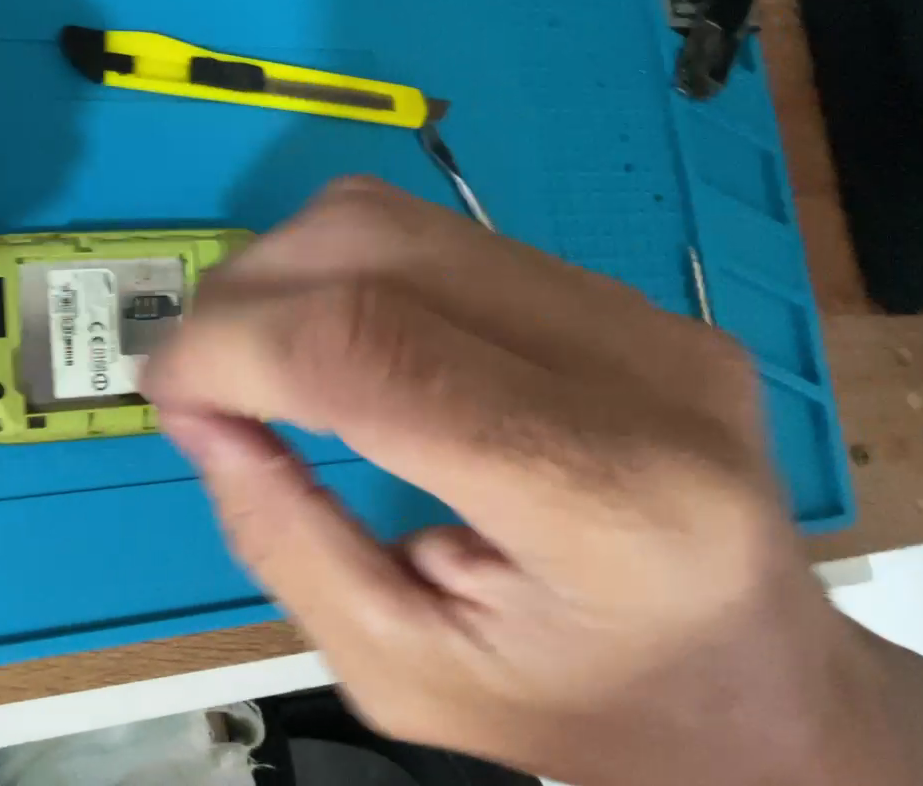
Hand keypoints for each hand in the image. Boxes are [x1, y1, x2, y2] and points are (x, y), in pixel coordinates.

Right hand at [143, 178, 895, 785]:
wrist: (758, 686)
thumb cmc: (579, 704)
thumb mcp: (397, 669)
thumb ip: (278, 535)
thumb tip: (199, 411)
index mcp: (603, 500)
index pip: (364, 348)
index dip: (227, 347)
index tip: (164, 390)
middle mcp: (634, 368)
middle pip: (369, 248)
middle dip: (238, 298)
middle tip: (196, 374)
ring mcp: (632, 312)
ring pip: (387, 217)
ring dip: (278, 271)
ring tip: (249, 350)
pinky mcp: (611, 292)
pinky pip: (424, 234)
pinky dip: (331, 270)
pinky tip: (322, 334)